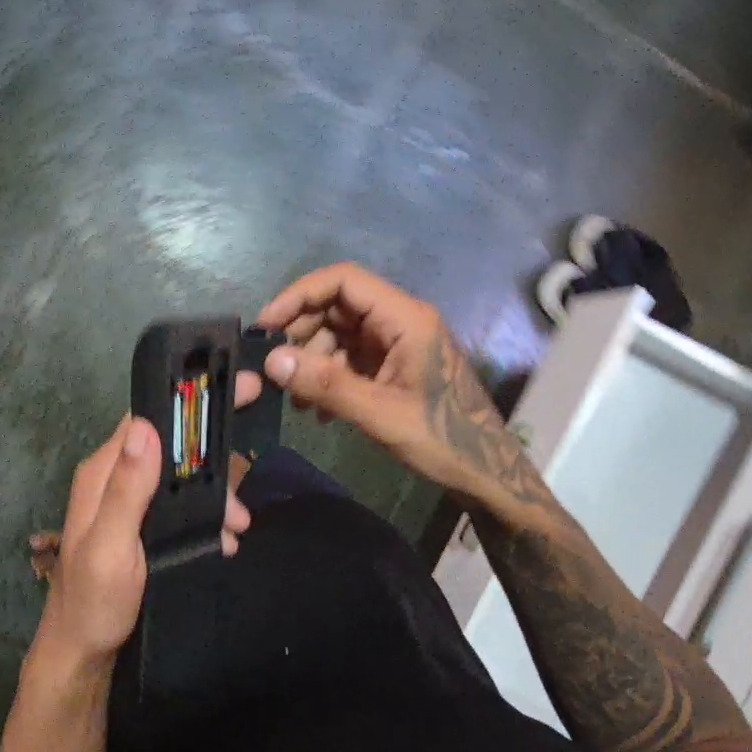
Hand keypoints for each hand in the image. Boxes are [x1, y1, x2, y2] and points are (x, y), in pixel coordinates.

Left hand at [32, 415, 252, 670]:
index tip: (239, 389)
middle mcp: (116, 478)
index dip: (191, 400)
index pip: (148, 416)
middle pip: (173, 443)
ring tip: (238, 527)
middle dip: (214, 459)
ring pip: (183, 477)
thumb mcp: (110, 546)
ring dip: (216, 496)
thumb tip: (148, 427)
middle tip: (248, 481)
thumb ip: (126, 489)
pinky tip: (225, 541)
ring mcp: (130, 502)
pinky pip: (184, 505)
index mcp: (102, 472)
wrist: (85, 652)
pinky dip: (208, 517)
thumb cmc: (94, 601)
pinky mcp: (145, 526)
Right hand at [255, 263, 539, 509]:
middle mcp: (402, 321)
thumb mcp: (379, 414)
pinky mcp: (396, 366)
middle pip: (339, 306)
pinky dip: (331, 377)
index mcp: (406, 318)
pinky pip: (353, 359)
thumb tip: (271, 361)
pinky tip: (319, 412)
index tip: (267, 325)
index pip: (344, 281)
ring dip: (313, 362)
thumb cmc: (440, 439)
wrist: (484, 471)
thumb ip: (326, 385)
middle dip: (302, 334)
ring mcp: (399, 344)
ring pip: (342, 335)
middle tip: (274, 368)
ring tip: (297, 400)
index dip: (300, 295)